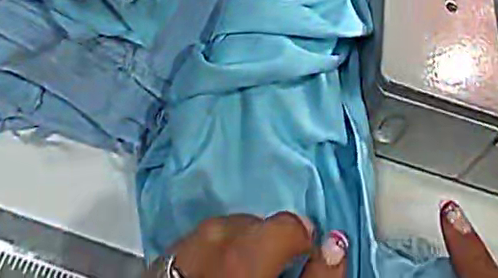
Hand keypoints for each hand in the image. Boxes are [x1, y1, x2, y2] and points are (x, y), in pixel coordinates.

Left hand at [161, 211, 347, 277]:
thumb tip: (335, 244)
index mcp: (244, 252)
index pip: (290, 225)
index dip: (303, 243)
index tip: (304, 260)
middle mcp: (213, 239)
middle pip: (257, 226)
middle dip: (269, 244)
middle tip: (274, 273)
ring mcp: (184, 246)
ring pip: (226, 230)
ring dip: (240, 246)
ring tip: (244, 274)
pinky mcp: (162, 257)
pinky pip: (198, 241)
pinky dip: (212, 253)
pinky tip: (215, 274)